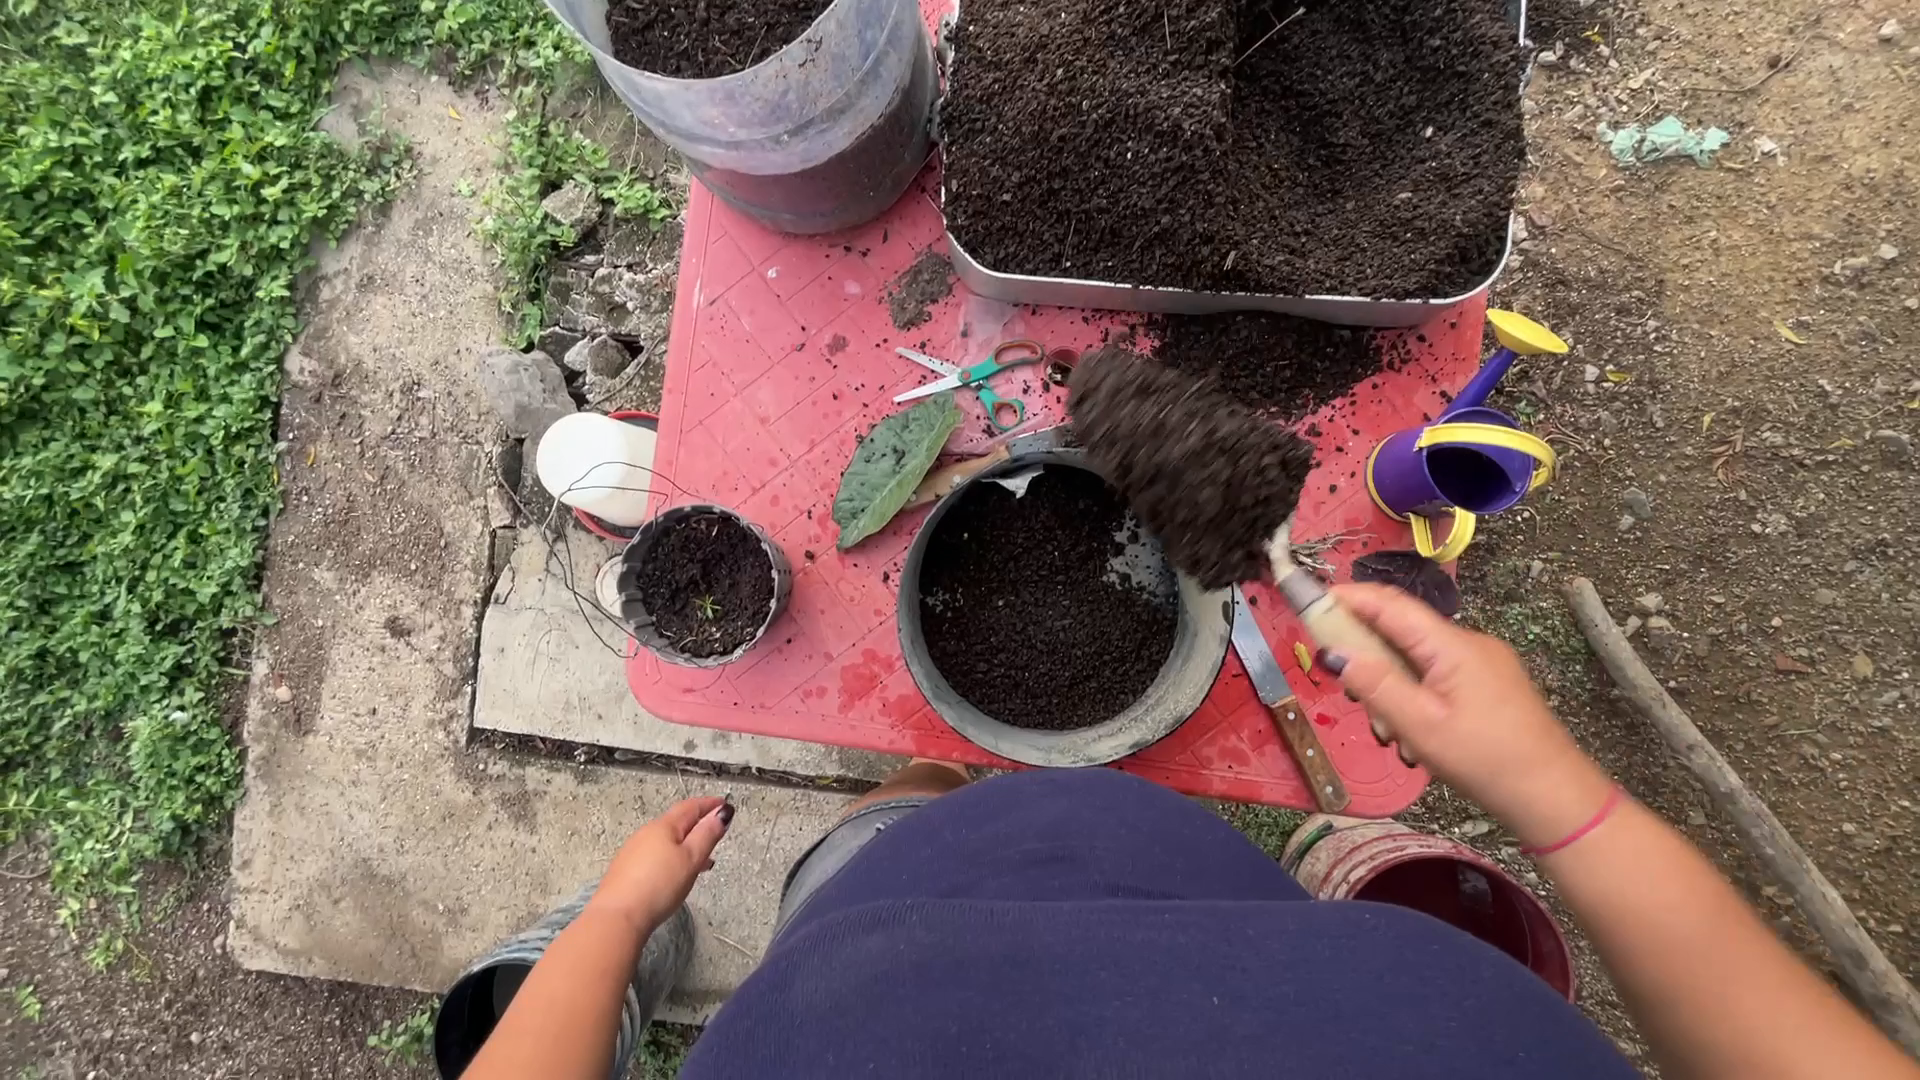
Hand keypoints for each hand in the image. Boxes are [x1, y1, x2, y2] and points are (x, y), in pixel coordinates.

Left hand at [585, 797, 731, 933]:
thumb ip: (708, 834)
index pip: (690, 807)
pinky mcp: (625, 872)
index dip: (709, 804)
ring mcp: (633, 853)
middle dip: (698, 825)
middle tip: (716, 830)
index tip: (724, 805)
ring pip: (666, 841)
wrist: (616, 918)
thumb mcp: (691, 858)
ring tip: (701, 860)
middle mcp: (646, 834)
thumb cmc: (659, 885)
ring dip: (685, 844)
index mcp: (664, 826)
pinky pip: (654, 856)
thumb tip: (722, 812)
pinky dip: (671, 858)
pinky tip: (675, 874)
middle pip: (676, 822)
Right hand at [1326, 583, 1613, 846]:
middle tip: (1340, 681)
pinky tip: (1407, 726)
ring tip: (1381, 722)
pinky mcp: (1488, 683)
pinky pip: (1434, 671)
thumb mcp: (1419, 725)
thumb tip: (1333, 652)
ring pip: (1415, 654)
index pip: (1390, 604)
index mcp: (1453, 646)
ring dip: (1386, 678)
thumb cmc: (1485, 761)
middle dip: (1363, 648)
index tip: (1309, 602)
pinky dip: (1409, 688)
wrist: (1557, 801)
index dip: (1347, 597)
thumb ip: (1373, 684)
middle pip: (1400, 628)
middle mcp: (1469, 643)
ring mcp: (1482, 662)